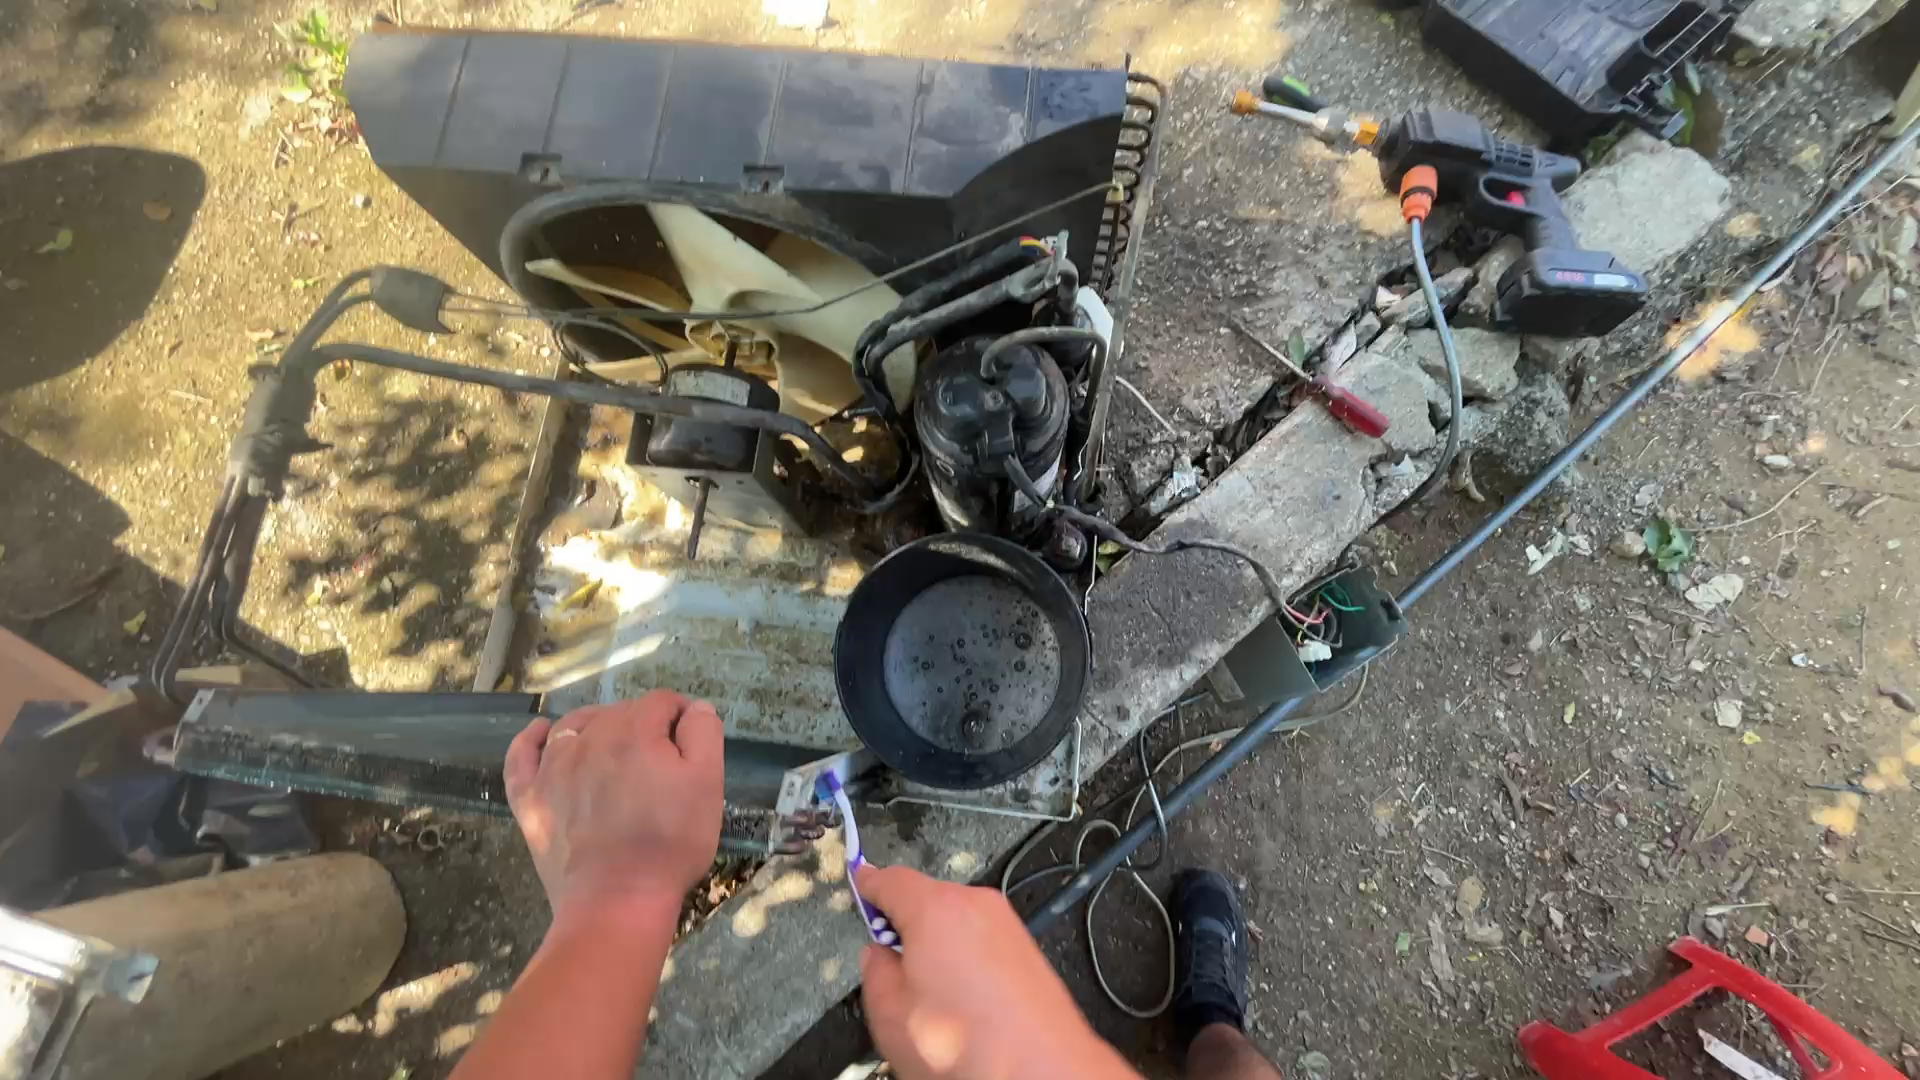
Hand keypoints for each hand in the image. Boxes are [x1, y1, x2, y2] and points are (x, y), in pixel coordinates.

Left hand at [504, 690, 723, 927]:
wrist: (616, 903)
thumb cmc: (671, 842)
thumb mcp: (708, 783)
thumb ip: (703, 733)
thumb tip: (693, 708)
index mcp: (635, 732)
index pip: (662, 702)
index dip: (683, 715)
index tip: (693, 742)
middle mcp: (589, 739)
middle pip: (622, 710)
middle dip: (647, 723)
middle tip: (664, 761)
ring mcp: (553, 769)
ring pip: (577, 724)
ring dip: (601, 724)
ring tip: (619, 747)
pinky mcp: (531, 800)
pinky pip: (523, 756)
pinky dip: (532, 739)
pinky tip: (543, 733)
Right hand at [855, 864, 1139, 1079]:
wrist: (1042, 1070)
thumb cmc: (971, 1048)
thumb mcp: (892, 1016)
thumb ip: (875, 971)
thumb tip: (879, 955)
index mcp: (935, 909)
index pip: (891, 879)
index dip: (870, 884)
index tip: (862, 882)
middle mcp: (973, 902)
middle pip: (925, 897)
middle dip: (905, 923)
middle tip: (892, 964)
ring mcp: (1003, 921)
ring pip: (954, 919)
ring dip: (937, 942)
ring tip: (934, 997)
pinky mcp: (1023, 943)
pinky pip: (979, 936)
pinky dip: (965, 955)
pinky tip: (964, 1001)